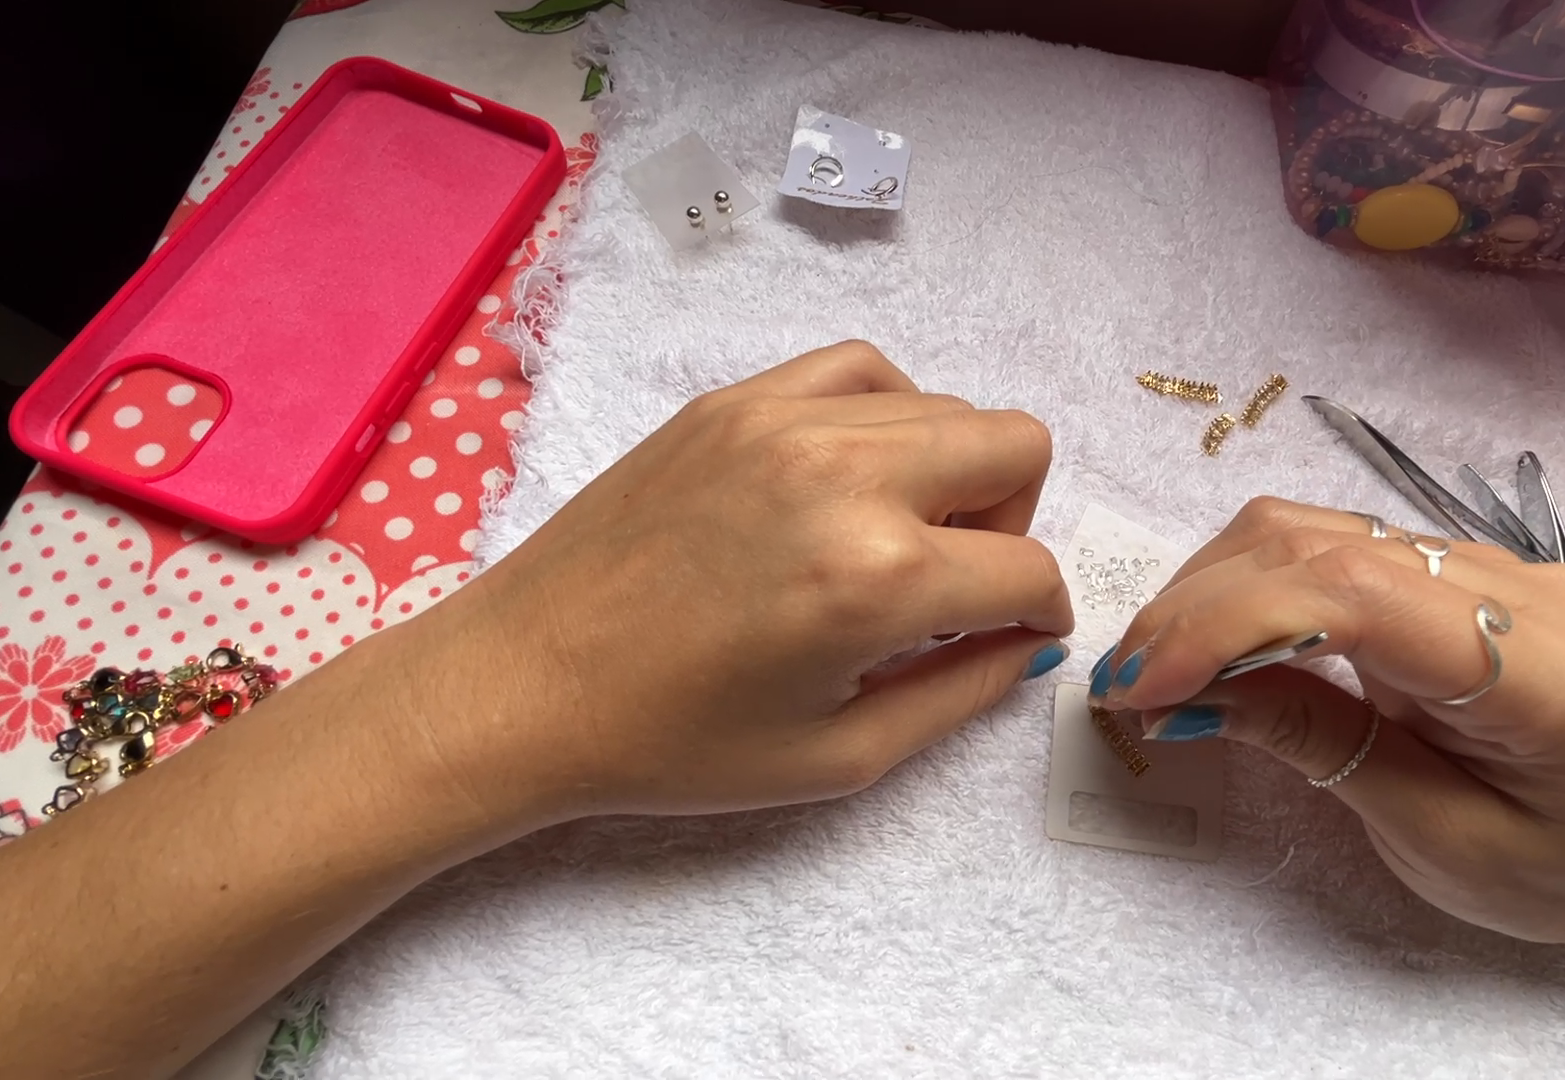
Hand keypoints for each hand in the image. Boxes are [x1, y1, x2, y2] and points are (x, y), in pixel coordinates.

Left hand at [403, 341, 1072, 825]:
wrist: (521, 683)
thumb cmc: (678, 744)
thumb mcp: (842, 755)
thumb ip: (963, 693)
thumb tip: (1030, 641)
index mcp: (879, 578)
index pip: (1028, 568)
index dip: (1043, 608)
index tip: (1023, 629)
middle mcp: (848, 474)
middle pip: (1017, 445)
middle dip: (1013, 522)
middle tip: (958, 576)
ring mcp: (787, 418)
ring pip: (950, 404)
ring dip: (954, 472)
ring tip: (895, 531)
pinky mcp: (736, 398)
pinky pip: (863, 370)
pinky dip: (890, 417)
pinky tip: (853, 473)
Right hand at [1088, 497, 1564, 948]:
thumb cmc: (1539, 871)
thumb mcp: (1421, 832)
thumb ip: (1306, 739)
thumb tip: (1177, 690)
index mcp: (1562, 681)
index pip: (1359, 599)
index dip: (1229, 626)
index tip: (1141, 686)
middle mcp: (1533, 589)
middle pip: (1318, 552)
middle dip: (1195, 612)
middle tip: (1122, 680)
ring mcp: (1490, 557)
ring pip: (1303, 529)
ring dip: (1204, 588)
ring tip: (1151, 656)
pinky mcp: (1444, 554)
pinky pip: (1316, 538)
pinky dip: (1237, 579)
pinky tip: (1203, 624)